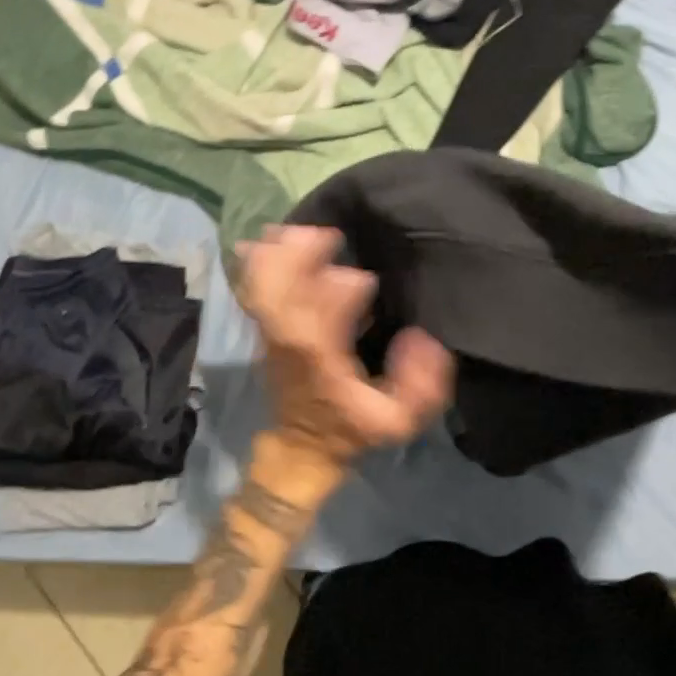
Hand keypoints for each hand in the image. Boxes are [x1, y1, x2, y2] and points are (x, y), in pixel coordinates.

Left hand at [236, 225, 453, 462]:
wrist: (302, 447)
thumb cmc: (352, 430)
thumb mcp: (398, 420)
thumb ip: (420, 384)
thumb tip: (420, 338)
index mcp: (323, 362)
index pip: (322, 320)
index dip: (340, 294)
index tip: (365, 279)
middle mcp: (292, 342)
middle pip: (283, 294)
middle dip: (299, 259)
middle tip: (327, 234)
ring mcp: (272, 335)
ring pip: (263, 288)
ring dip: (278, 256)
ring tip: (299, 229)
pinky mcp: (265, 330)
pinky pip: (254, 292)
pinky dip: (258, 263)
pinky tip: (268, 237)